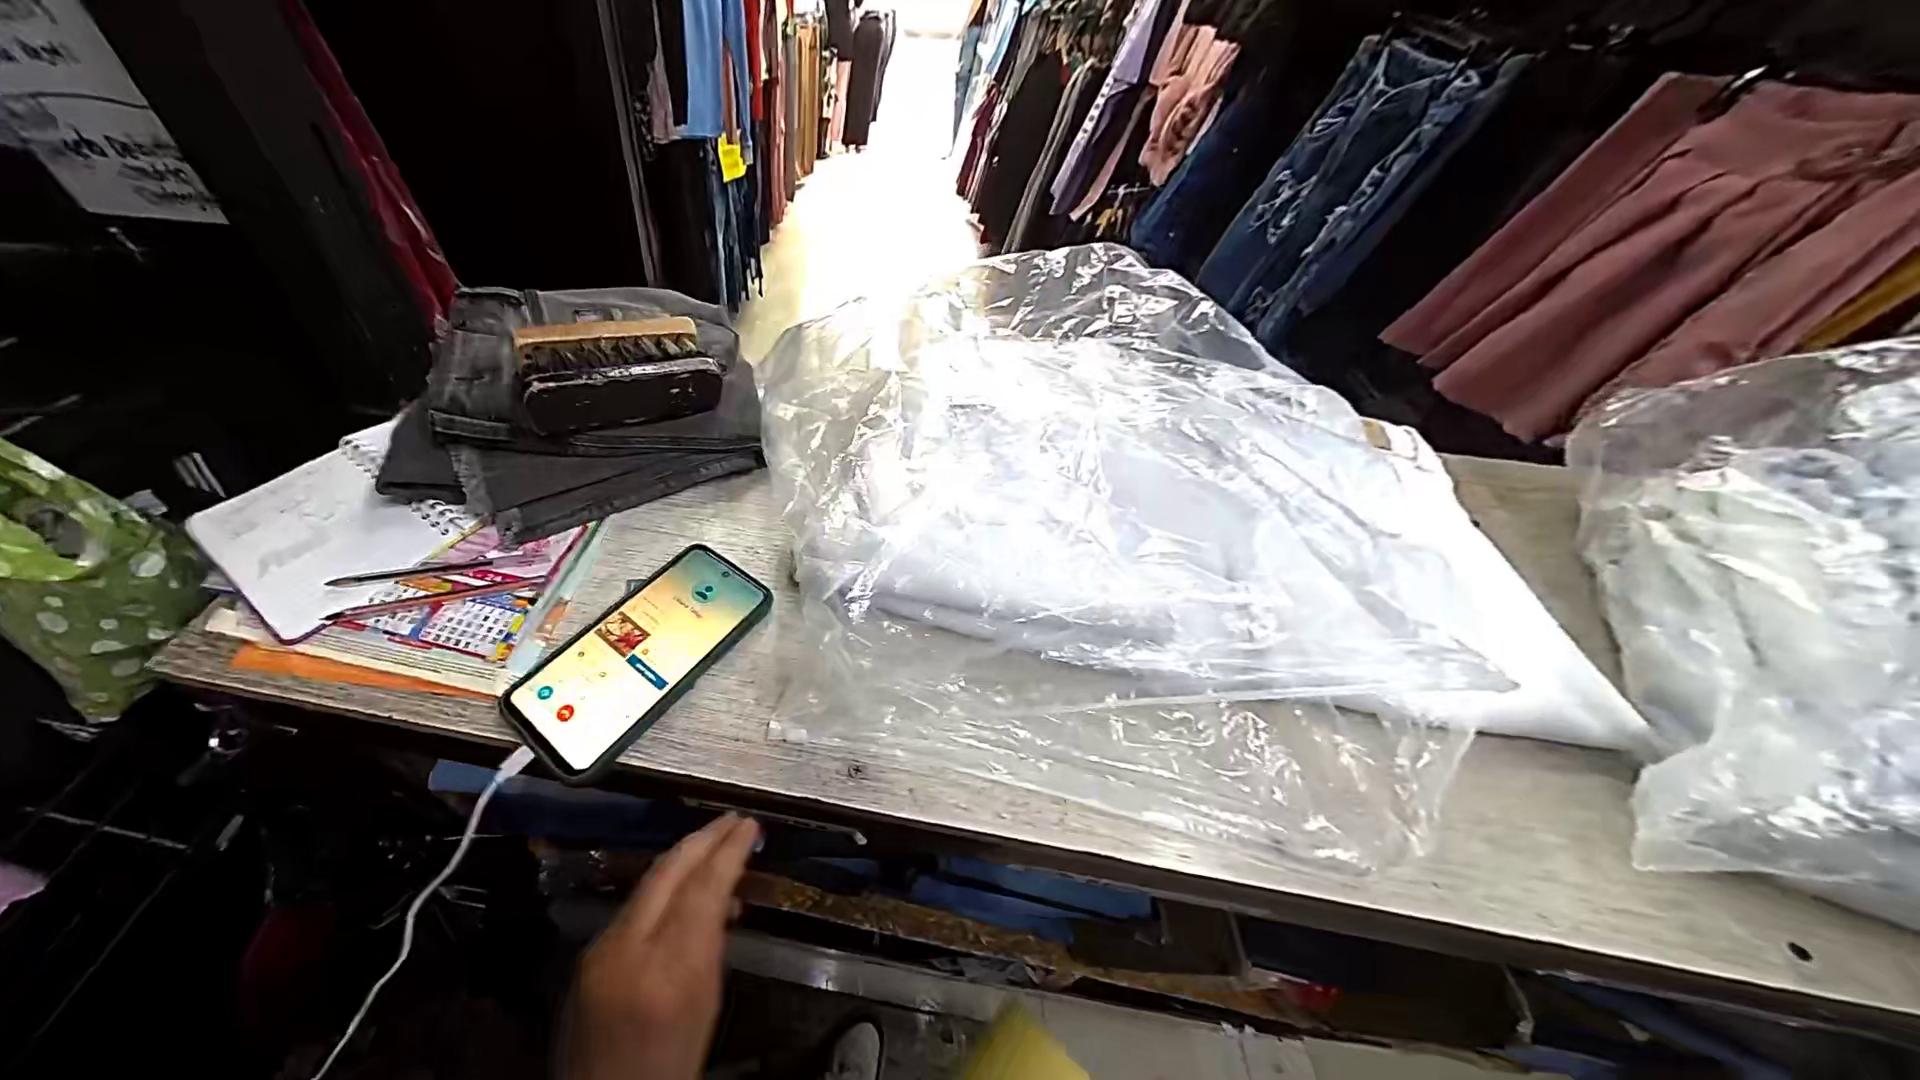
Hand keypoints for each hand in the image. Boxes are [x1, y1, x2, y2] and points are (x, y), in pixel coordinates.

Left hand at [564, 814, 759, 1079]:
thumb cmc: (671, 1062)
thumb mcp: (708, 1004)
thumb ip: (712, 944)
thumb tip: (723, 897)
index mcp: (667, 968)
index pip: (703, 888)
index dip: (729, 850)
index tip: (751, 825)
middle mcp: (626, 949)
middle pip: (668, 871)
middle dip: (705, 838)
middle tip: (735, 820)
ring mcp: (600, 950)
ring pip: (649, 882)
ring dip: (686, 857)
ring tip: (718, 844)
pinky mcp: (587, 956)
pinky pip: (636, 905)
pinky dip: (666, 886)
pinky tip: (686, 888)